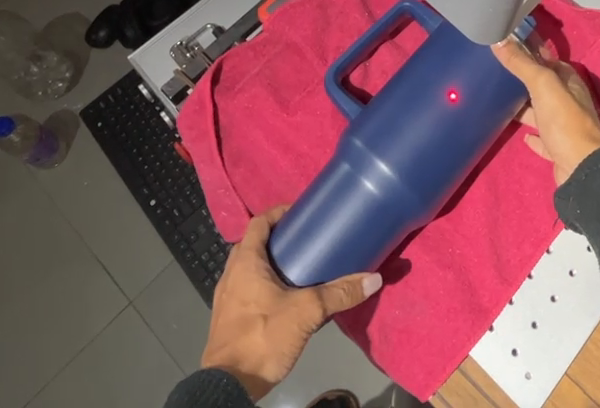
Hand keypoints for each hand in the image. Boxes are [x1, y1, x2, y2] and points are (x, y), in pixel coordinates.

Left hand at [200, 205, 382, 399]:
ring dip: (269, 264)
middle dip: (276, 239)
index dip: (278, 213)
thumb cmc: (263, 336)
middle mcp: (231, 274)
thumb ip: (339, 294)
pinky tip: (283, 299)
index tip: (300, 213)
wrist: (229, 386)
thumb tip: (373, 279)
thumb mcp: (307, 312)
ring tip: (297, 268)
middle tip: (303, 240)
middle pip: (253, 244)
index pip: (259, 222)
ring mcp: (226, 297)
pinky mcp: (227, 319)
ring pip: (248, 268)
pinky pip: (246, 289)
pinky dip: (263, 285)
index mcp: (246, 262)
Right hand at [493, 37, 599, 184]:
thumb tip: (499, 39)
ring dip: (527, 108)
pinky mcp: (559, 148)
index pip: (550, 60)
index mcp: (569, 83)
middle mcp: (569, 102)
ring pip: (542, 112)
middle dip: (526, 79)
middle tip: (499, 71)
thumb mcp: (542, 85)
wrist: (581, 168)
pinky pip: (543, 138)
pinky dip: (533, 136)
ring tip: (503, 101)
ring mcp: (565, 127)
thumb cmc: (564, 121)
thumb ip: (522, 63)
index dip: (533, 51)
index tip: (510, 45)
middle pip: (545, 86)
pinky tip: (522, 136)